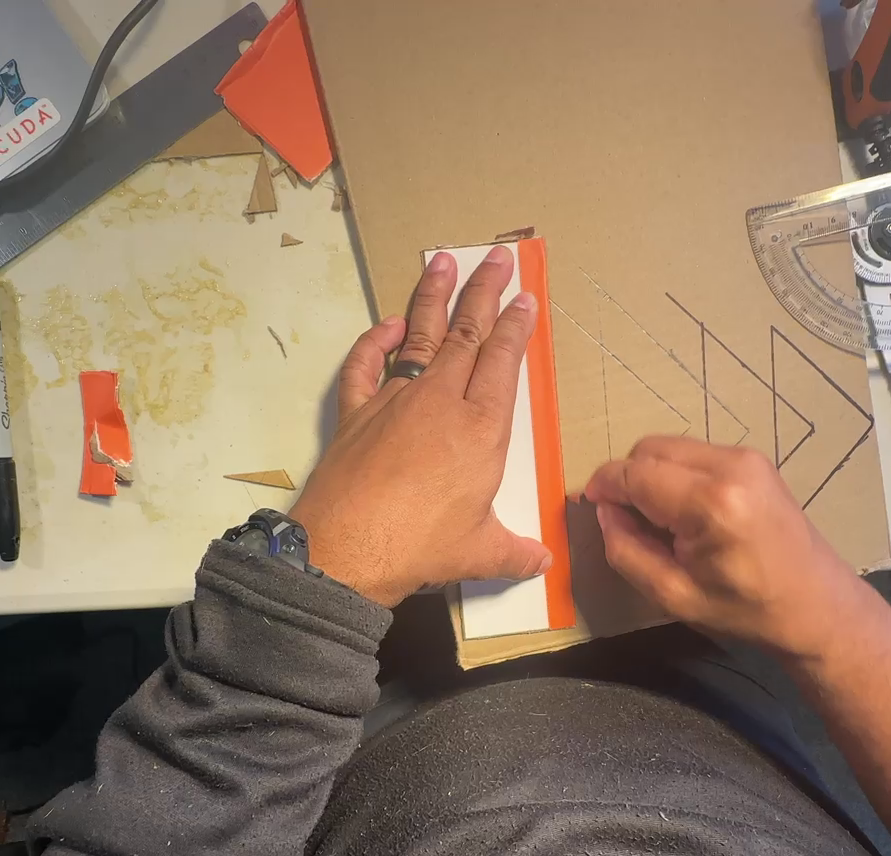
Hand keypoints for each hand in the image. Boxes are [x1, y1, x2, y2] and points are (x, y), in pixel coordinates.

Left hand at [290, 247, 551, 607]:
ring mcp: (394, 400)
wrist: (346, 549)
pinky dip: (375, 342)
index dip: (516, 326)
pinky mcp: (355, 412)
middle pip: (466, 333)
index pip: (503, 361)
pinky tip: (387, 326)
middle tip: (497, 258)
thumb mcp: (479, 552)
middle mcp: (440, 400)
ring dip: (433, 296)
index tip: (525, 297)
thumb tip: (543, 562)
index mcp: (481, 427)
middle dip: (484, 291)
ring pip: (419, 336)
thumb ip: (515, 551)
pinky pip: (364, 366)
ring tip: (443, 260)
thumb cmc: (422, 546)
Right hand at [583, 436, 869, 658]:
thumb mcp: (672, 595)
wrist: (818, 606)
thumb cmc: (745, 610)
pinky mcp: (753, 460)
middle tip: (625, 520)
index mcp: (710, 503)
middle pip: (649, 449)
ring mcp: (746, 457)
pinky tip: (683, 512)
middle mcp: (729, 466)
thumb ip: (626, 550)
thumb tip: (605, 512)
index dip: (603, 486)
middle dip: (626, 478)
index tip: (591, 506)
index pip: (634, 473)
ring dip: (650, 476)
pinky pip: (693, 454)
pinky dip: (674, 475)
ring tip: (657, 520)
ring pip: (669, 447)